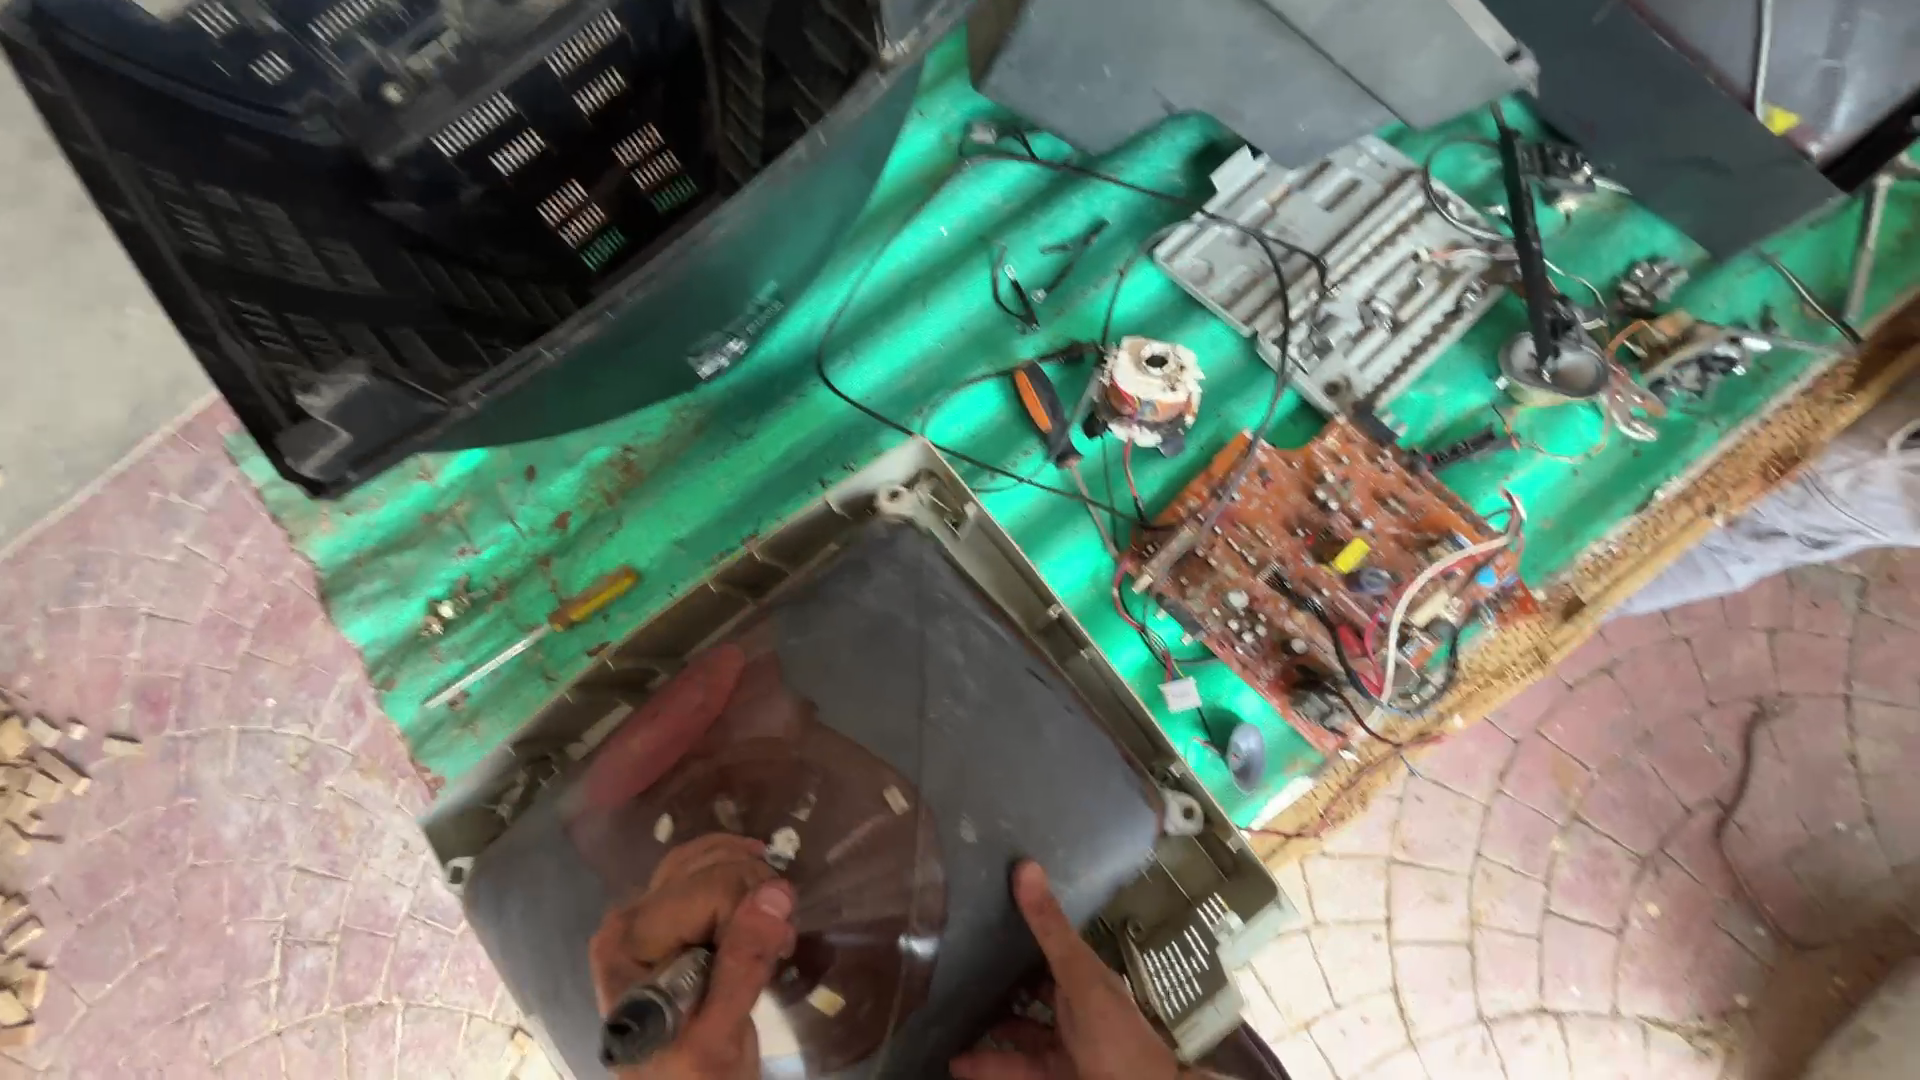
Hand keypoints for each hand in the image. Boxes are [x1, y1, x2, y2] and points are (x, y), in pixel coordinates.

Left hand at [589, 835, 797, 1078]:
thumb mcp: (717, 1040)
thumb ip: (741, 968)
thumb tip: (775, 894)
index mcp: (629, 942)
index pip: (712, 889)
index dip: (752, 911)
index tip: (777, 952)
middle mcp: (632, 917)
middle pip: (712, 864)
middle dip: (757, 893)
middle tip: (781, 943)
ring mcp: (650, 914)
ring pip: (712, 855)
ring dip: (754, 880)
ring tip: (773, 926)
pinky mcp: (671, 916)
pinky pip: (711, 865)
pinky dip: (745, 872)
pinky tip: (762, 900)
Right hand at [949, 861, 1180, 1079]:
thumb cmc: (1114, 1034)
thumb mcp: (1081, 977)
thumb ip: (1050, 929)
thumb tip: (1025, 867)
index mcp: (1085, 975)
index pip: (1052, 942)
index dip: (1024, 924)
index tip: (987, 906)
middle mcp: (1073, 1006)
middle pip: (1033, 985)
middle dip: (1002, 975)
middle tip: (961, 958)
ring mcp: (1062, 1043)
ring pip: (1019, 1027)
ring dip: (989, 1021)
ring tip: (951, 1008)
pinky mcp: (1050, 1075)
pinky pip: (1012, 1067)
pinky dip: (985, 1065)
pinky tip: (956, 1061)